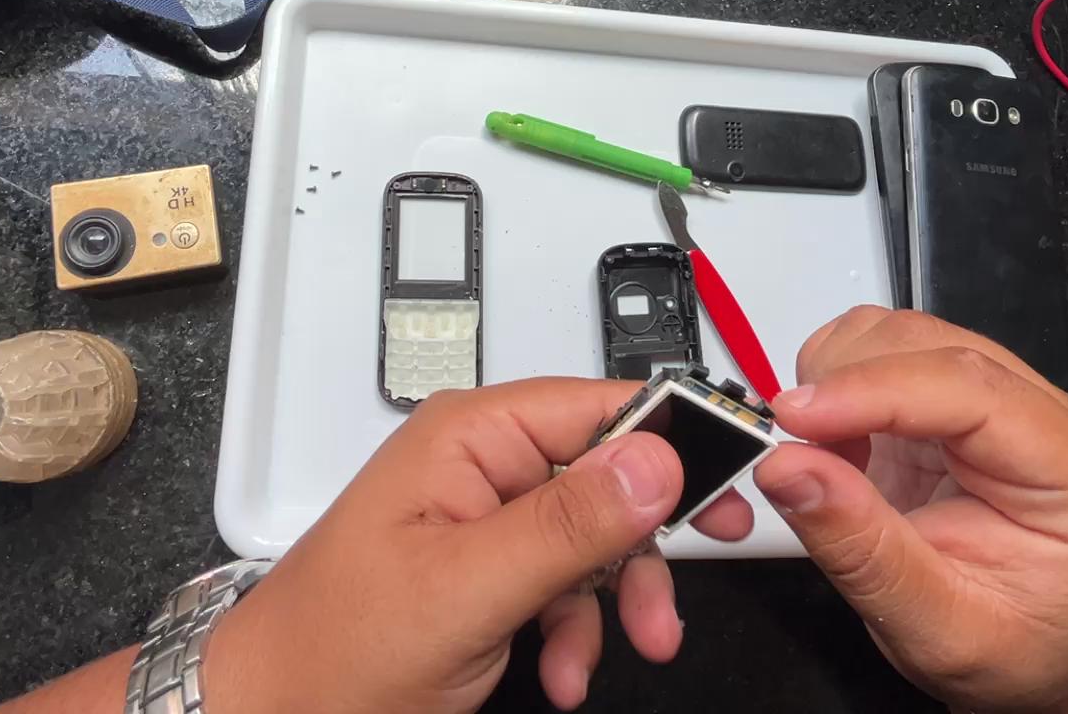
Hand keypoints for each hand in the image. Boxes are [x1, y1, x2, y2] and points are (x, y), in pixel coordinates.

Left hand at [202, 378, 752, 713]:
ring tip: (632, 643)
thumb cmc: (336, 649)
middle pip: (602, 464)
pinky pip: (564, 570)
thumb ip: (565, 524)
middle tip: (708, 552)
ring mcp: (486, 511)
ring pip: (593, 525)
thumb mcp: (464, 589)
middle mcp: (482, 460)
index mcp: (470, 435)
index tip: (731, 472)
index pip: (594, 404)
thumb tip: (654, 461)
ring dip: (618, 587)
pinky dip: (581, 619)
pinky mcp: (488, 557)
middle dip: (647, 527)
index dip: (670, 433)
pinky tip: (565, 664)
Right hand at [753, 307, 1067, 713]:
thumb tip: (784, 468)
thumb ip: (861, 549)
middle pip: (928, 345)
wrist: (1030, 657)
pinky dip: (833, 372)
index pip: (971, 389)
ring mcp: (992, 396)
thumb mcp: (935, 632)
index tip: (794, 417)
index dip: (873, 389)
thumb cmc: (1008, 651)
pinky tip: (837, 431)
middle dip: (842, 379)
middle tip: (794, 442)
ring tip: (824, 447)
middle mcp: (1043, 418)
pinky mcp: (944, 393)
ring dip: (834, 372)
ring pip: (896, 333)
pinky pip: (877, 344)